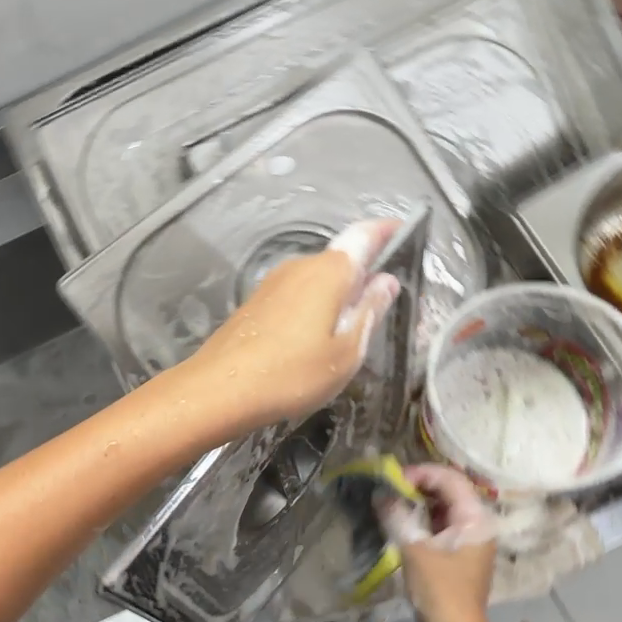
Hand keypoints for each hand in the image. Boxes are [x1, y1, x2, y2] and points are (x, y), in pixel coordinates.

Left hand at [169, 219, 402, 434]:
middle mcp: (299, 266)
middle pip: (340, 260)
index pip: (364, 235)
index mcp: (329, 271)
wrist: (219, 390)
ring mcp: (273, 283)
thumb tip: (385, 281)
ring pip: (317, 279)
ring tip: (348, 329)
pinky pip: (296, 294)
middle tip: (381, 306)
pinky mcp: (256, 302)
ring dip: (336, 295)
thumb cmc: (291, 374)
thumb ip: (369, 311)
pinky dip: (313, 307)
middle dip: (363, 276)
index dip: (386, 232)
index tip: (403, 232)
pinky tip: (313, 338)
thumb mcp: (345, 352)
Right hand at [377, 464, 500, 621]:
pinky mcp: (456, 556)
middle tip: (387, 489)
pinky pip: (438, 526)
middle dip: (417, 486)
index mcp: (476, 520)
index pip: (451, 479)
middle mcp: (477, 525)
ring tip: (389, 503)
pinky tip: (398, 523)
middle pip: (448, 491)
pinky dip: (419, 520)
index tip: (393, 479)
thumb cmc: (441, 593)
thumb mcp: (415, 551)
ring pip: (442, 509)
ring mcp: (468, 542)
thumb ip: (398, 517)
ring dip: (417, 503)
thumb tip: (381, 494)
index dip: (422, 472)